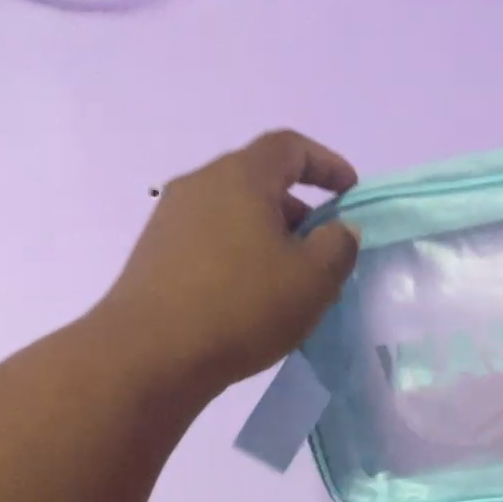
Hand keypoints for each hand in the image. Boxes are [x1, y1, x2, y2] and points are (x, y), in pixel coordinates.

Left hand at [93, 130, 361, 393]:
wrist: (152, 354)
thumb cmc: (242, 306)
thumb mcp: (313, 279)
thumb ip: (338, 245)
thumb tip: (338, 229)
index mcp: (241, 176)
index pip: (289, 148)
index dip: (326, 163)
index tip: (350, 191)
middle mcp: (201, 185)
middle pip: (259, 182)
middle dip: (298, 210)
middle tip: (322, 251)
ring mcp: (172, 220)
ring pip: (234, 216)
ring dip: (268, 239)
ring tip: (289, 283)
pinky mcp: (156, 256)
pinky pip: (211, 244)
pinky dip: (240, 259)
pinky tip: (251, 301)